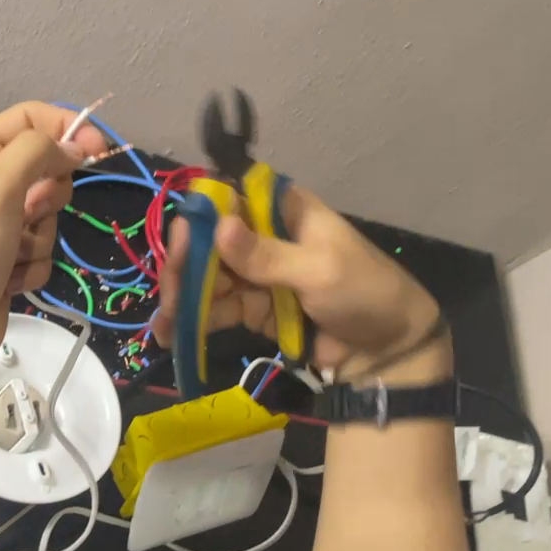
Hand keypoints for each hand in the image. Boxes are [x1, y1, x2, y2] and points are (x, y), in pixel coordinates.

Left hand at [0, 103, 109, 373]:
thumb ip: (38, 150)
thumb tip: (75, 148)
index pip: (32, 117)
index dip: (66, 127)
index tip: (97, 149)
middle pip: (47, 169)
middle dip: (48, 197)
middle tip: (27, 214)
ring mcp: (1, 225)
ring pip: (50, 216)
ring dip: (38, 240)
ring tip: (10, 257)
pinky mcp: (11, 260)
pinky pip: (43, 252)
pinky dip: (32, 268)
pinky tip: (8, 281)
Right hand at [150, 185, 442, 376]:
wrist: (384, 350)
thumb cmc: (364, 294)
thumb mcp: (319, 270)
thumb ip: (267, 255)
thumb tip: (220, 226)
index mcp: (285, 213)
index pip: (233, 200)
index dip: (203, 216)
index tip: (184, 240)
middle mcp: (263, 239)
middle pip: (209, 244)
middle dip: (186, 268)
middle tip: (171, 297)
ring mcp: (255, 277)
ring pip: (206, 280)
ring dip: (182, 301)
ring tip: (166, 326)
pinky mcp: (251, 310)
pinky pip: (214, 311)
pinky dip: (191, 323)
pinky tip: (171, 335)